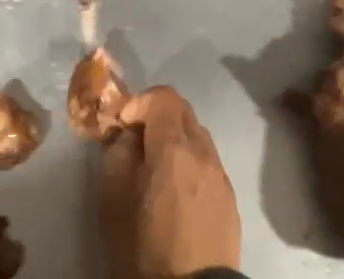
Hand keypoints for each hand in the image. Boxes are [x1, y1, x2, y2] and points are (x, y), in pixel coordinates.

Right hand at [100, 86, 241, 278]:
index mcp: (173, 150)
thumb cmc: (145, 247)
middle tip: (136, 141)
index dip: (140, 101)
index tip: (124, 125)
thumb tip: (126, 134)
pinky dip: (190, 162)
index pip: (164, 97)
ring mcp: (222, 176)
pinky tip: (177, 192)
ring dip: (175, 139)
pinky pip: (209, 163)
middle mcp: (204, 154)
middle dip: (157, 116)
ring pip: (199, 136)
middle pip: (184, 111)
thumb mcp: (112, 200)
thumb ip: (117, 154)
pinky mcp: (230, 198)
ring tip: (156, 169)